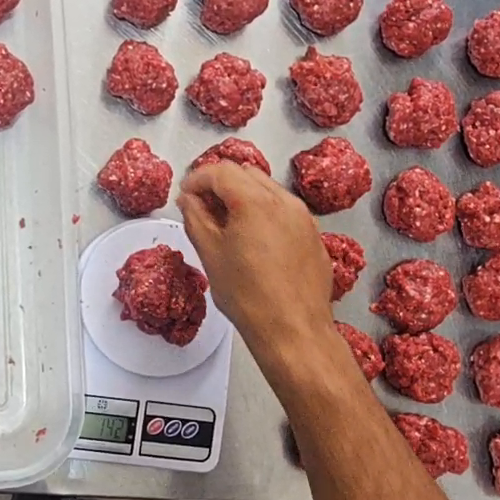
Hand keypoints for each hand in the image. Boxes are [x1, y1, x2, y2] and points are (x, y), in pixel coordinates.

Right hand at [178, 163, 334, 353]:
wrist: (293, 329)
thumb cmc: (247, 295)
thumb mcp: (210, 254)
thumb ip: (195, 218)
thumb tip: (189, 200)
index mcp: (254, 201)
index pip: (220, 171)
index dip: (197, 179)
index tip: (186, 195)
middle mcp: (284, 201)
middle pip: (246, 174)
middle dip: (221, 184)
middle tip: (202, 208)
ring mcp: (303, 217)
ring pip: (268, 190)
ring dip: (244, 197)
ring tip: (227, 226)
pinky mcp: (313, 235)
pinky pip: (285, 212)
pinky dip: (265, 214)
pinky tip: (254, 242)